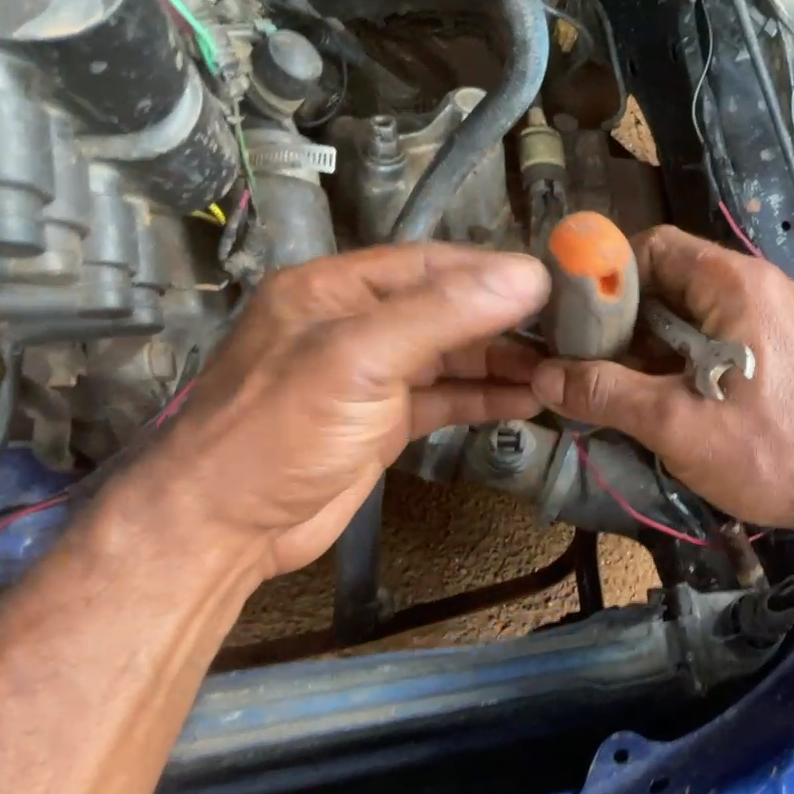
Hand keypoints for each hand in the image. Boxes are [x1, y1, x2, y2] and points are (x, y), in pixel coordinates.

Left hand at [120, 243, 548, 577]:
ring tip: (557, 372)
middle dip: (504, 323)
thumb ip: (444, 316)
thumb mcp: (360, 359)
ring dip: (500, 364)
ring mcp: (369, 378)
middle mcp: (355, 327)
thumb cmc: (282, 431)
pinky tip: (524, 402)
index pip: (429, 266)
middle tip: (567, 335)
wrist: (226, 527)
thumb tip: (527, 276)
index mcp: (336, 290)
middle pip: (445, 312)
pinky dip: (481, 399)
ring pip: (449, 359)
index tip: (552, 287)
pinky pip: (442, 400)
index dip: (491, 273)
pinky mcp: (381, 423)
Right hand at [531, 225, 793, 534]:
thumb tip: (544, 376)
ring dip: (645, 350)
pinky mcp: (774, 353)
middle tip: (581, 365)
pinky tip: (654, 402)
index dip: (603, 279)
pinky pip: (711, 341)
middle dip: (619, 323)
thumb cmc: (773, 451)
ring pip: (687, 317)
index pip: (651, 247)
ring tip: (608, 390)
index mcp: (733, 284)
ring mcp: (768, 320)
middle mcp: (754, 288)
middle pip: (666, 283)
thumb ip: (607, 394)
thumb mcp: (678, 424)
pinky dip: (677, 364)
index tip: (569, 322)